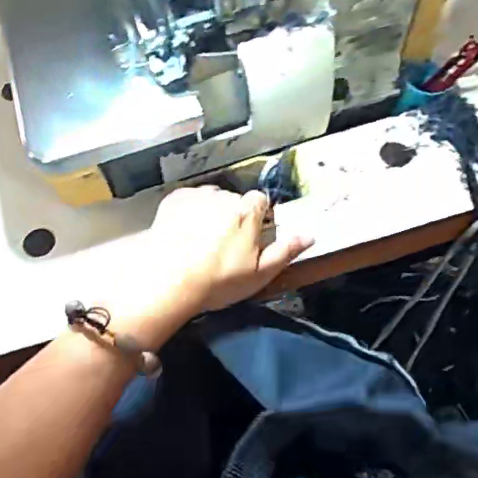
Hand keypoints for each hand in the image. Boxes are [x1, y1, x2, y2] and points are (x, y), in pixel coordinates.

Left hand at [114, 187, 311, 346]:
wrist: (169, 280)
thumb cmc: (218, 281)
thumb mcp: (259, 274)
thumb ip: (285, 251)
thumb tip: (309, 236)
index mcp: (247, 212)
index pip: (260, 201)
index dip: (257, 217)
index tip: (250, 235)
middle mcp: (224, 196)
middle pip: (234, 200)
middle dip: (232, 216)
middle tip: (223, 245)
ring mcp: (197, 196)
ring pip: (210, 199)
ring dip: (210, 212)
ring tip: (201, 240)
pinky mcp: (174, 199)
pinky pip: (188, 200)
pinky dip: (188, 211)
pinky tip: (184, 233)